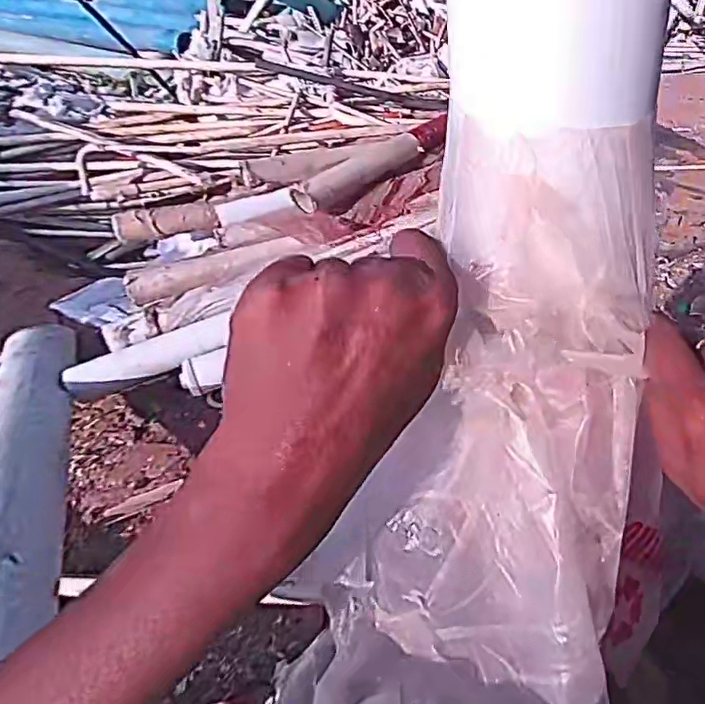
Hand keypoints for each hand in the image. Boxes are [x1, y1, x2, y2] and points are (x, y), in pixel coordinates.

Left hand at [195, 229, 458, 570]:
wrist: (291, 455)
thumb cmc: (357, 424)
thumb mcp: (422, 371)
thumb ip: (424, 320)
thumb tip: (415, 295)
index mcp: (429, 304)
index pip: (420, 248)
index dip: (406, 255)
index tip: (397, 256)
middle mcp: (384, 285)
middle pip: (373, 262)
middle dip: (363, 288)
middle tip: (348, 330)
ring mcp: (328, 283)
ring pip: (328, 270)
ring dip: (321, 296)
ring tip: (313, 343)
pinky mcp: (276, 287)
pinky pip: (285, 274)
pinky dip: (283, 297)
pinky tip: (287, 335)